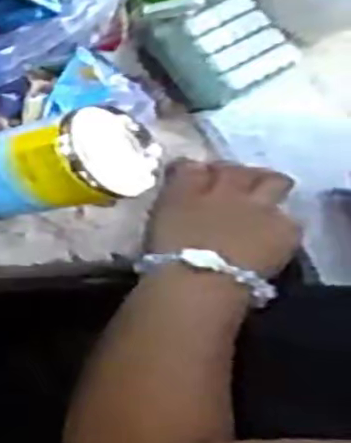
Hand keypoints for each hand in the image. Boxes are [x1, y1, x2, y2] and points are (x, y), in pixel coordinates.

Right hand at [146, 159, 299, 277]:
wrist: (201, 276)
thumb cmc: (165, 250)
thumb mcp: (157, 218)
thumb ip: (172, 198)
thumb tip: (177, 186)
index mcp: (184, 190)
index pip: (190, 166)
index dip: (189, 167)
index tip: (185, 173)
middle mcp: (226, 192)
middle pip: (237, 169)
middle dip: (232, 171)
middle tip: (224, 181)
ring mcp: (261, 208)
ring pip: (272, 181)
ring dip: (262, 184)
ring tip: (253, 196)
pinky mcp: (286, 227)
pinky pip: (285, 213)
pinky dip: (275, 216)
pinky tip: (262, 227)